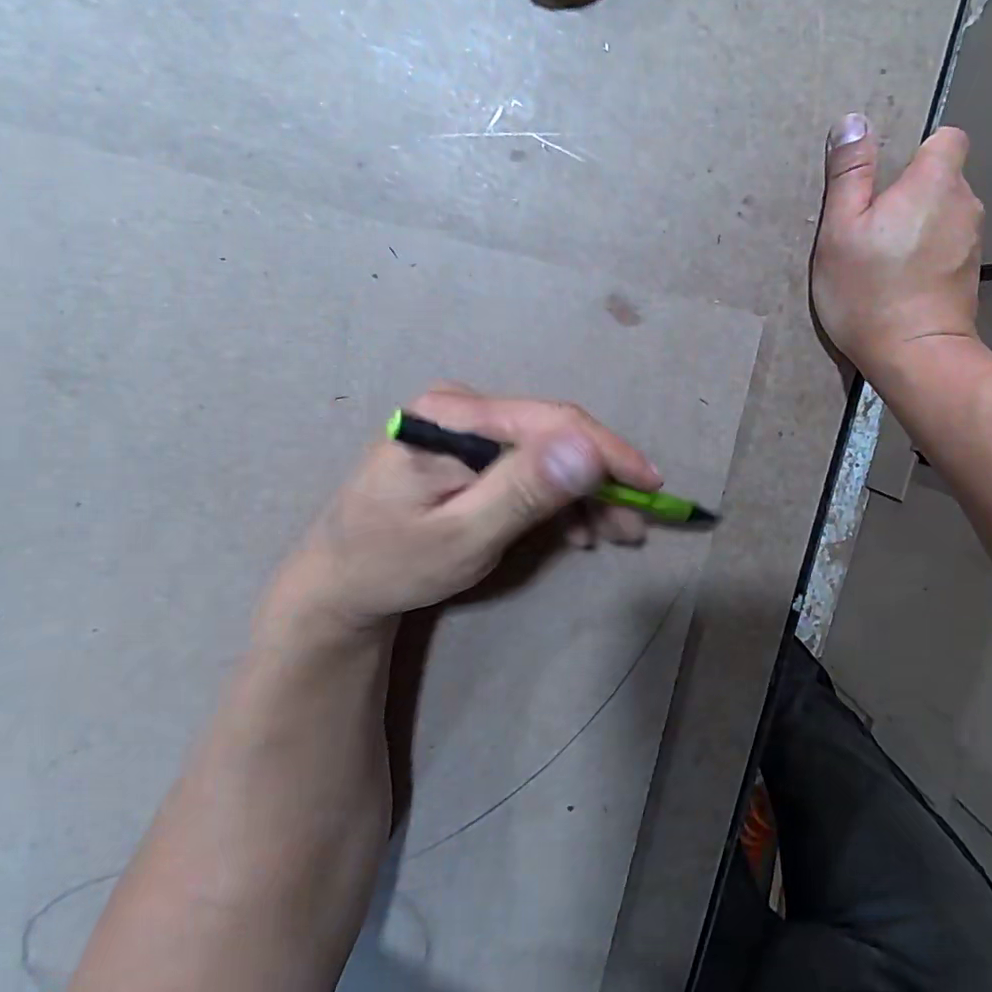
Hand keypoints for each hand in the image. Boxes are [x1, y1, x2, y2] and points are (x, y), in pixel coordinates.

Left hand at [255, 385, 664, 646]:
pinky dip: (558, 497)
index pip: (551, 421)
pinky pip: (529, 465)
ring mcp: (464, 428)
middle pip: (553, 434)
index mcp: (451, 416)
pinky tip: (575, 528)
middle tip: (634, 526)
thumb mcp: (463, 536)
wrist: (340, 582)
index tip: (652, 488)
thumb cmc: (394, 563)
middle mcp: (460, 408)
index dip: (609, 452)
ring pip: (547, 451)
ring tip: (611, 535)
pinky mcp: (469, 451)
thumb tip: (588, 447)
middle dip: (601, 479)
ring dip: (584, 492)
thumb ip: (523, 491)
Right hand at [809, 114, 985, 375]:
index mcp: (936, 182)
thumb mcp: (840, 230)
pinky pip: (947, 246)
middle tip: (871, 228)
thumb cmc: (869, 291)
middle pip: (943, 178)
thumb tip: (853, 121)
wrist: (914, 356)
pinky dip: (928, 254)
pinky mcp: (970, 275)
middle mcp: (966, 204)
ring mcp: (973, 242)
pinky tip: (903, 282)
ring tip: (885, 259)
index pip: (947, 138)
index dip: (917, 151)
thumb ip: (850, 174)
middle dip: (911, 192)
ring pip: (945, 214)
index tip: (885, 182)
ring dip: (920, 225)